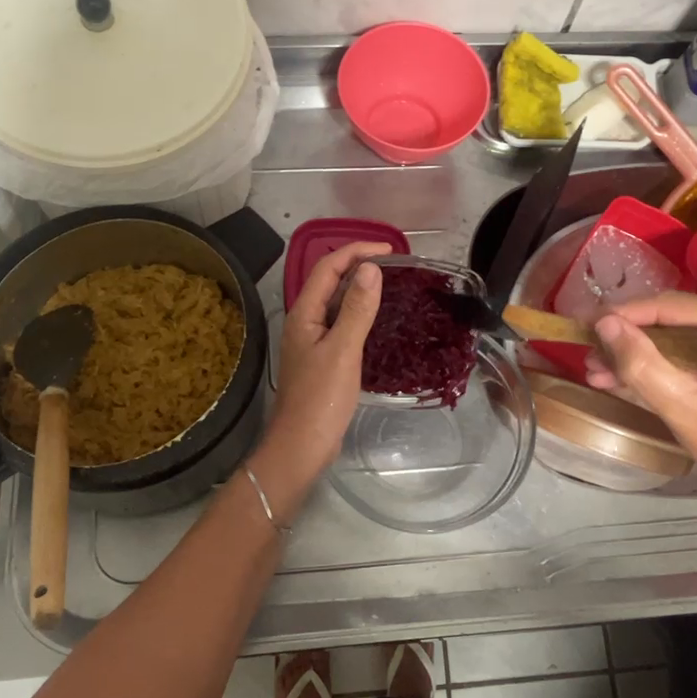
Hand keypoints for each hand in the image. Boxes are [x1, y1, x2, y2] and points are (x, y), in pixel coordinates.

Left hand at [248, 242, 390, 507]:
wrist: (301, 447)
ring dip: (359, 289)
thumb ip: (356, 309)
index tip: (390, 250)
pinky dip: (359, 314)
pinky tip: (378, 321)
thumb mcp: (343, 351)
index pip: (328, 268)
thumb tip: (370, 269)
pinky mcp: (323, 360)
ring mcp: (312, 342)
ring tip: (391, 285)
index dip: (356, 251)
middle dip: (358, 265)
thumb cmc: (320, 399)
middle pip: (329, 282)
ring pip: (335, 304)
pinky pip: (341, 325)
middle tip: (395, 265)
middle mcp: (304, 322)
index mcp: (304, 314)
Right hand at [583, 291, 696, 497]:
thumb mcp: (683, 407)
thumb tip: (603, 324)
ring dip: (638, 352)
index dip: (623, 314)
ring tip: (598, 371)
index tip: (583, 325)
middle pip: (674, 318)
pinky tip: (625, 377)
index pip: (672, 306)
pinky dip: (659, 363)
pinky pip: (691, 350)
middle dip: (628, 338)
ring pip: (678, 335)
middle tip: (589, 355)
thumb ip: (641, 364)